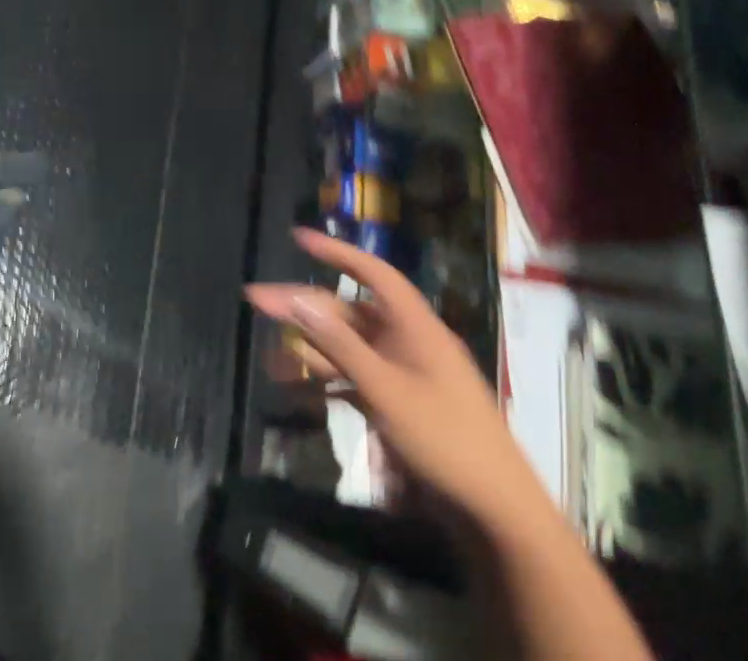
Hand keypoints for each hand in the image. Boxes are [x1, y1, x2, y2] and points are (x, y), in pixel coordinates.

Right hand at [246, 228, 542, 525]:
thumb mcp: (385, 390)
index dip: (338, 254)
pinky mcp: (395, 401)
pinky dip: (324, 378)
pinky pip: (351, 376)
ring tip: (271, 359)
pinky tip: (297, 387)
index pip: (375, 276)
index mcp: (417, 330)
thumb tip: (296, 300)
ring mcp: (401, 373)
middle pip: (347, 312)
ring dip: (309, 349)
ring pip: (345, 346)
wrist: (492, 509)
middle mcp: (408, 343)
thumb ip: (338, 344)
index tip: (299, 239)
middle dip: (303, 308)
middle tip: (256, 303)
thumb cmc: (445, 440)